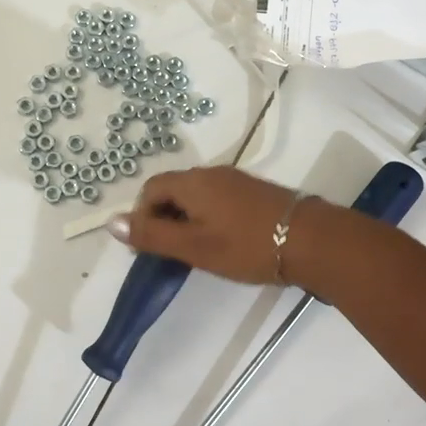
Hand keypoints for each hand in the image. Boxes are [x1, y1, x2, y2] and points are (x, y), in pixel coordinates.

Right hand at [105, 166, 304, 284]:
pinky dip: (208, 218)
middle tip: (170, 252)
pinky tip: (223, 242)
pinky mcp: (256, 193)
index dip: (141, 216)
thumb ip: (152, 235)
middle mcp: (212, 174)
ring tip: (195, 250)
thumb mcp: (193, 246)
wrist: (314, 241)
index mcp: (192, 182)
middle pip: (173, 189)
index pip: (151, 189)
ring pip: (197, 195)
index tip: (148, 247)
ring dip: (186, 219)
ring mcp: (237, 181)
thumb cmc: (247, 246)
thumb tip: (111, 222)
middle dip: (163, 217)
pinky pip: (218, 200)